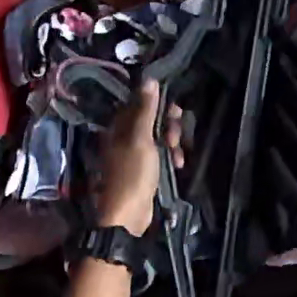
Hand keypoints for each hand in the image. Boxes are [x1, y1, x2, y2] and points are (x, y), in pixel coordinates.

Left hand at [94, 80, 182, 235]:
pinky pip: (161, 154)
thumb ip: (145, 110)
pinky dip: (170, 156)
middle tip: (176, 136)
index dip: (159, 104)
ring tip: (177, 153)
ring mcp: (135, 153)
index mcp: (119, 126)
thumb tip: (148, 79)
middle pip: (152, 119)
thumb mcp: (140, 139)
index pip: (140, 103)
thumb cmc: (132, 174)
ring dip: (172, 142)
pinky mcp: (144, 169)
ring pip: (159, 137)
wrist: (128, 216)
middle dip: (169, 125)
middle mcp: (125, 136)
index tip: (175, 111)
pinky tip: (178, 164)